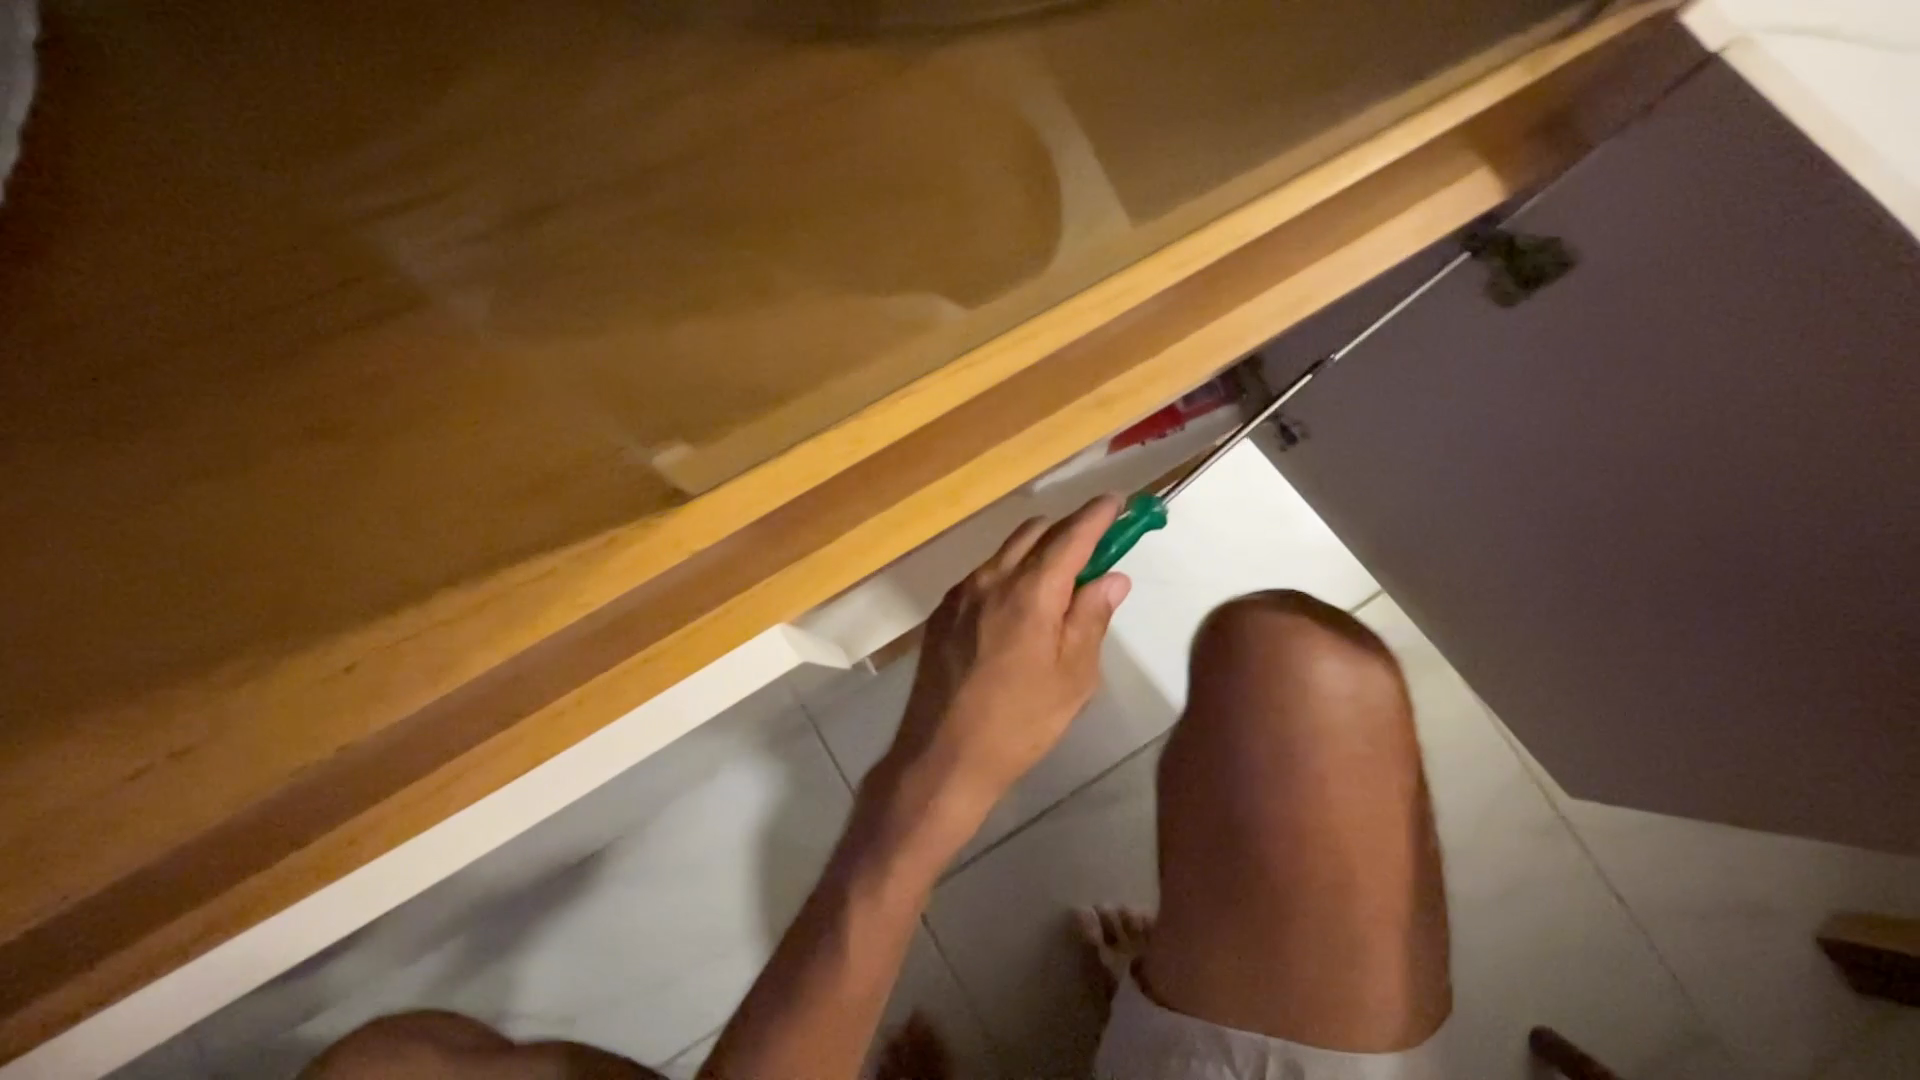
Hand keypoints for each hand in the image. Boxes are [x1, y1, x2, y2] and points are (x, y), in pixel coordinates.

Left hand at [879, 496, 1133, 816]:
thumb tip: (1111, 578)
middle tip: (1096, 549)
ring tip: (1060, 581)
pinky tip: (1019, 607)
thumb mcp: (1074, 677)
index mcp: (1031, 592)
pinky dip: (1009, 574)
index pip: (1072, 535)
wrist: (942, 756)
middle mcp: (992, 580)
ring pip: (1005, 552)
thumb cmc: (1020, 723)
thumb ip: (1091, 618)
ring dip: (1037, 551)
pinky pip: (983, 577)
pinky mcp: (941, 614)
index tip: (1119, 502)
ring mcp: (960, 594)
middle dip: (1069, 529)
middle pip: (1035, 532)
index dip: (1099, 515)